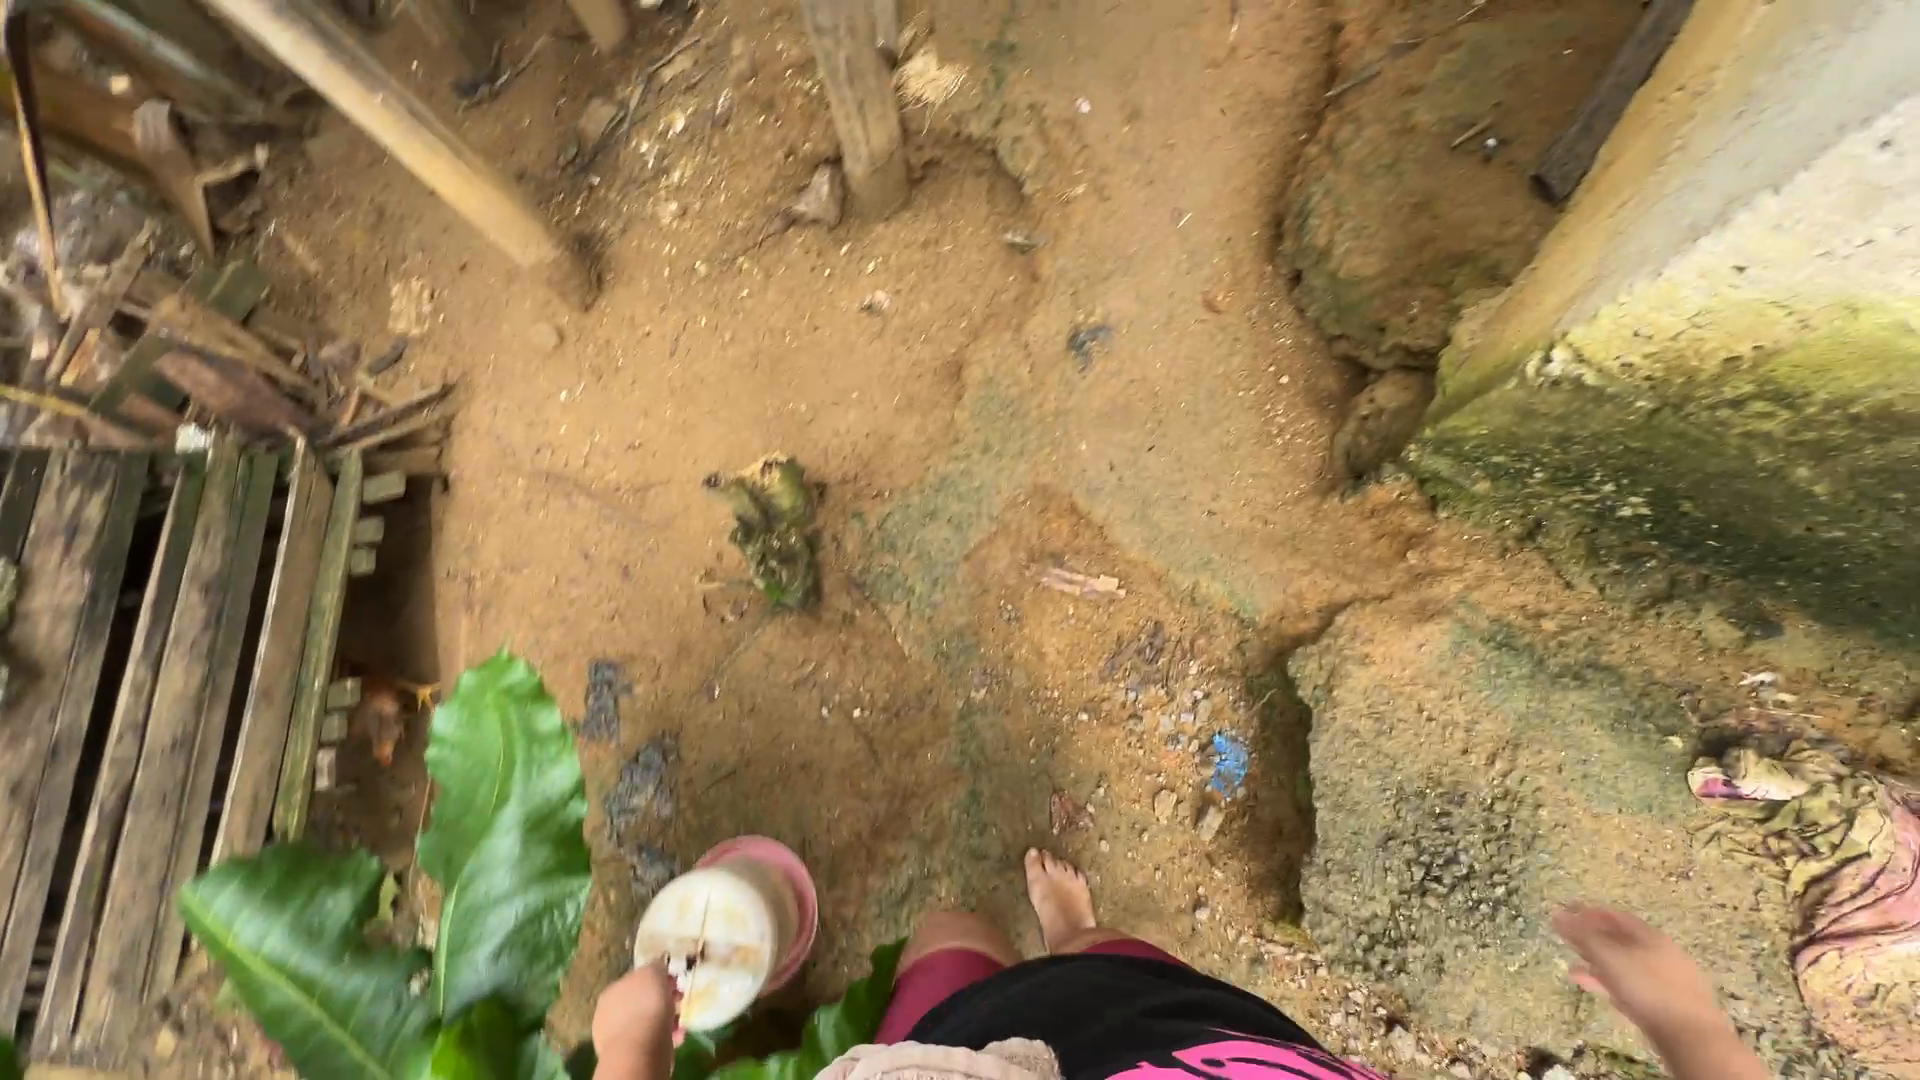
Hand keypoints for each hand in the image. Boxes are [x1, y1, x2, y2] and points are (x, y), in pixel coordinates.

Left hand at [592, 961, 679, 1078]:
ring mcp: (617, 1034)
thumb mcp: (654, 971)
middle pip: (643, 999)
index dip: (658, 977)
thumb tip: (658, 966)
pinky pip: (652, 1037)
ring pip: (649, 1019)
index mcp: (613, 990)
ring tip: (680, 1020)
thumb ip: (655, 966)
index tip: (674, 980)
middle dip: (663, 997)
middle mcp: (610, 1012)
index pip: (637, 978)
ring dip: (668, 1017)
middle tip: (679, 998)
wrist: (639, 1049)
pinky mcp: (630, 1052)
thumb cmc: (646, 1004)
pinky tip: (677, 1034)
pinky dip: (666, 1034)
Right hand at [1550, 905, 1727, 1041]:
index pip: (1614, 915)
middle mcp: (1661, 954)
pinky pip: (1631, 984)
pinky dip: (1609, 982)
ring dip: (1596, 963)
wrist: (1692, 1039)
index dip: (1586, 911)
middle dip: (1590, 938)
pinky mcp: (1665, 1003)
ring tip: (1572, 967)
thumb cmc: (1648, 987)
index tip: (1563, 912)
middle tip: (1566, 939)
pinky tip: (1591, 986)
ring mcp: (1666, 980)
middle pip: (1620, 939)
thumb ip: (1581, 934)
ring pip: (1624, 964)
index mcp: (1651, 936)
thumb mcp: (1608, 956)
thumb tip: (1557, 914)